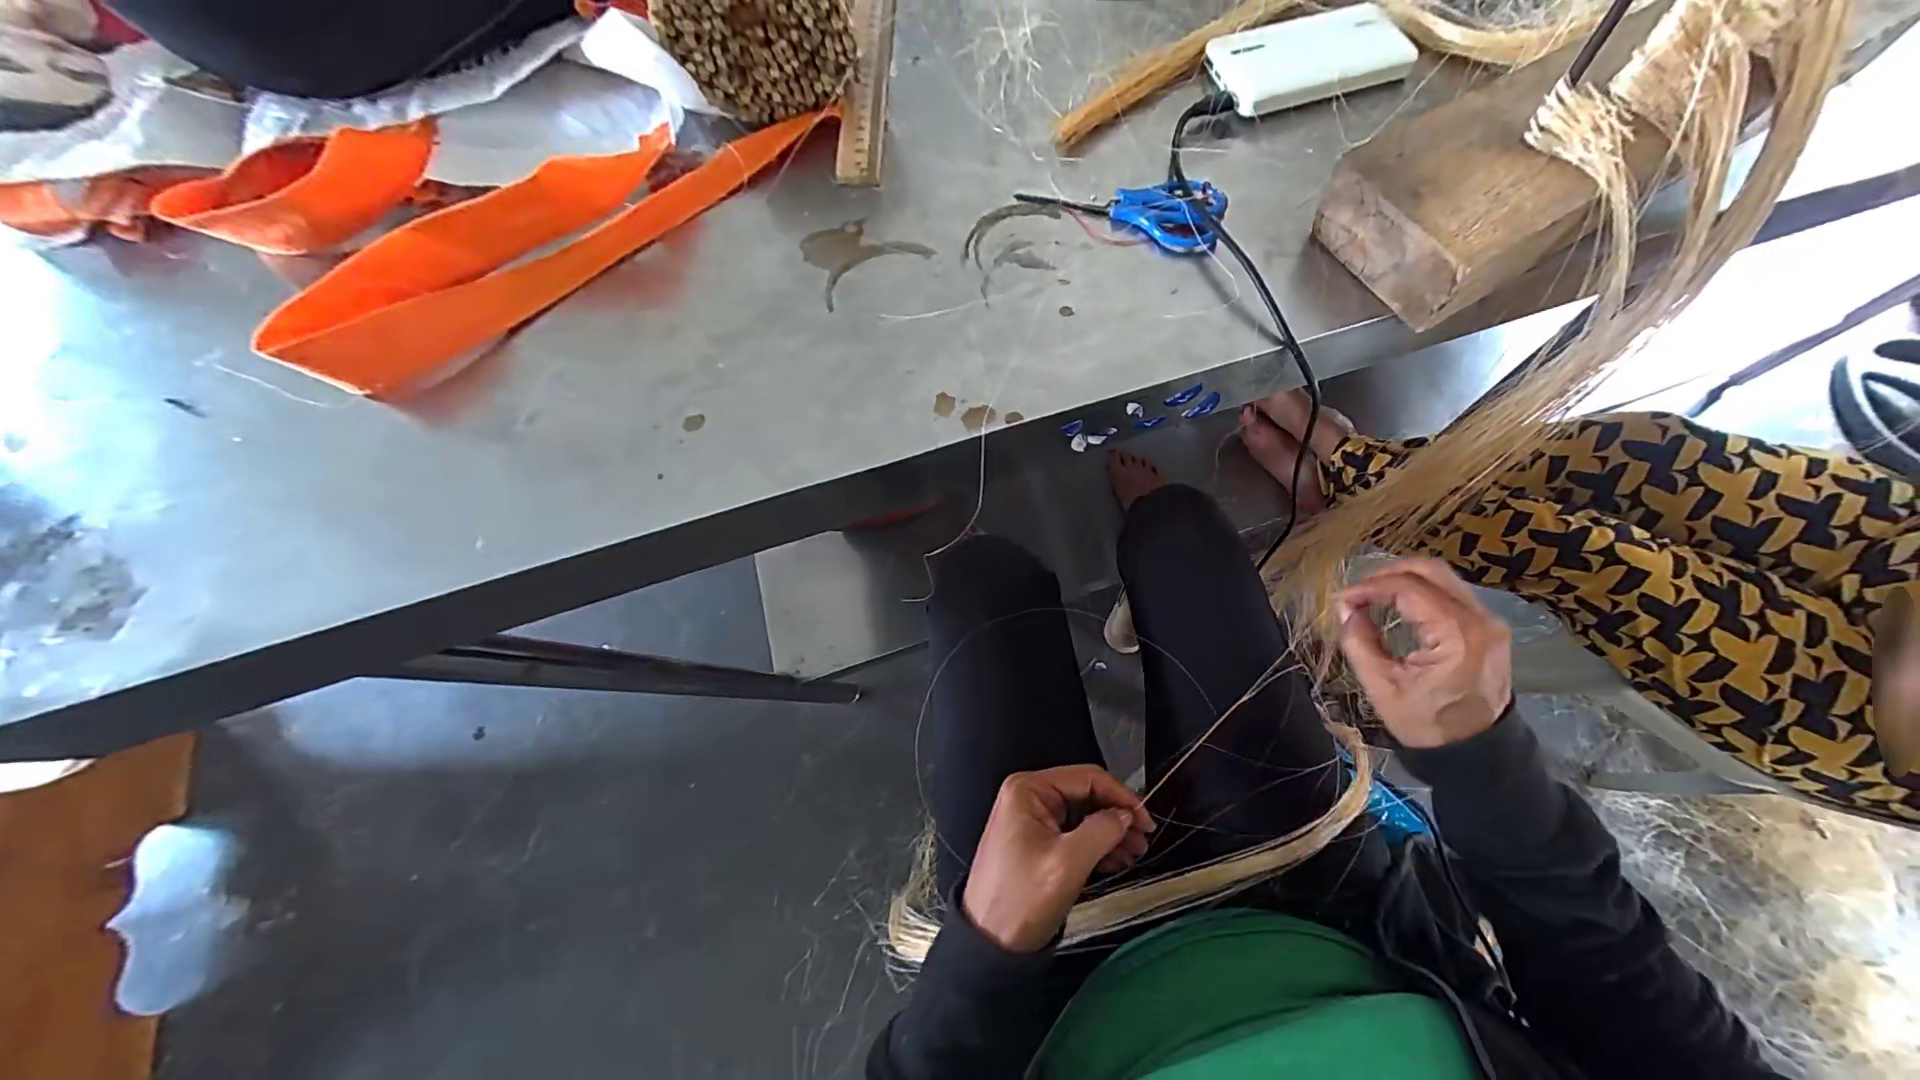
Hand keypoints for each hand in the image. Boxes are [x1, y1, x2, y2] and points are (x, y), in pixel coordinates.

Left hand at [961, 765, 1153, 952]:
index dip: (1121, 796)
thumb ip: (1101, 831)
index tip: (1146, 820)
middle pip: (1086, 794)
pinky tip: (1115, 861)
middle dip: (1117, 816)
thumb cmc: (1020, 901)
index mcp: (1028, 790)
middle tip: (1143, 840)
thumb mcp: (1068, 863)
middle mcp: (1028, 796)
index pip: (1087, 777)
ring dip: (1110, 832)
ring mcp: (1031, 818)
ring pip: (1083, 814)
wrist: (989, 942)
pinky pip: (1073, 832)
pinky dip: (1096, 844)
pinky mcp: (1036, 841)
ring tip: (1134, 853)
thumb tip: (1125, 815)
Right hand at [1337, 558, 1512, 748]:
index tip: (1342, 600)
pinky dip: (1418, 590)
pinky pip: (1450, 592)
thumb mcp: (1381, 686)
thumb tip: (1346, 609)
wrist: (1476, 749)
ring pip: (1442, 576)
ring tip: (1372, 595)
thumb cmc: (1427, 722)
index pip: (1408, 589)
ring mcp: (1489, 622)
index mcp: (1457, 636)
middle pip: (1430, 570)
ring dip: (1402, 579)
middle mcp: (1481, 620)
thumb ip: (1359, 642)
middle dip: (1387, 574)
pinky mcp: (1487, 626)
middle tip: (1358, 591)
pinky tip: (1396, 604)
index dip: (1369, 587)